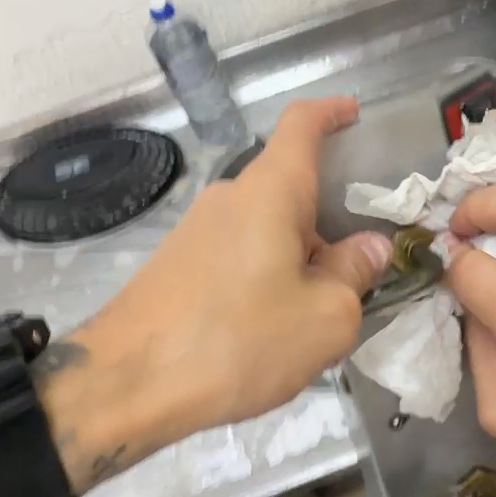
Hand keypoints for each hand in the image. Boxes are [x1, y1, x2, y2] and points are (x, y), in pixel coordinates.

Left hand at [76, 98, 391, 438]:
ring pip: (265, 229)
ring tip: (313, 317)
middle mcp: (230, 197)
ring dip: (296, 259)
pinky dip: (265, 277)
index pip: (301, 125)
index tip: (355, 116)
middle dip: (327, 224)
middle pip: (290, 191)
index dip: (332, 112)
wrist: (126, 383)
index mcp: (270, 192)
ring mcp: (197, 230)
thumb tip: (370, 247)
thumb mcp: (324, 317)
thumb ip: (355, 274)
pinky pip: (238, 255)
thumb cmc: (237, 340)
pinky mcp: (177, 263)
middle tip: (356, 275)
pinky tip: (268, 330)